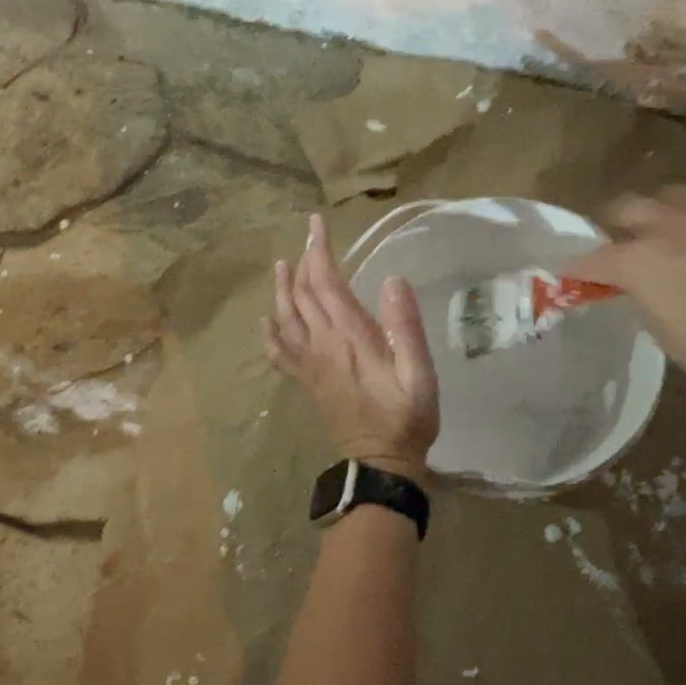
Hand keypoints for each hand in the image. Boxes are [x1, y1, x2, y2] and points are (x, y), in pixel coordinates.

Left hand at [262, 215, 439, 479]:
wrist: (381, 461)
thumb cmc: (407, 415)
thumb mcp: (420, 371)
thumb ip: (406, 326)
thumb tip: (392, 279)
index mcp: (350, 335)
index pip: (326, 281)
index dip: (319, 249)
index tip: (317, 223)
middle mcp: (322, 343)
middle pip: (302, 293)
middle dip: (304, 260)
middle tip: (309, 236)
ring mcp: (310, 363)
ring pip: (285, 317)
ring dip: (282, 288)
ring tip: (282, 265)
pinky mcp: (306, 381)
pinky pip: (279, 352)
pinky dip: (270, 333)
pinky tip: (266, 322)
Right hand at [572, 180, 685, 462]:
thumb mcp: (666, 335)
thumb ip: (641, 299)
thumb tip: (632, 287)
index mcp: (638, 261)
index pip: (590, 257)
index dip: (579, 269)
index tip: (574, 277)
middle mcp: (668, 223)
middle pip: (625, 207)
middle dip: (618, 229)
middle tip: (624, 254)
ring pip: (669, 194)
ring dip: (661, 214)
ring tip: (672, 237)